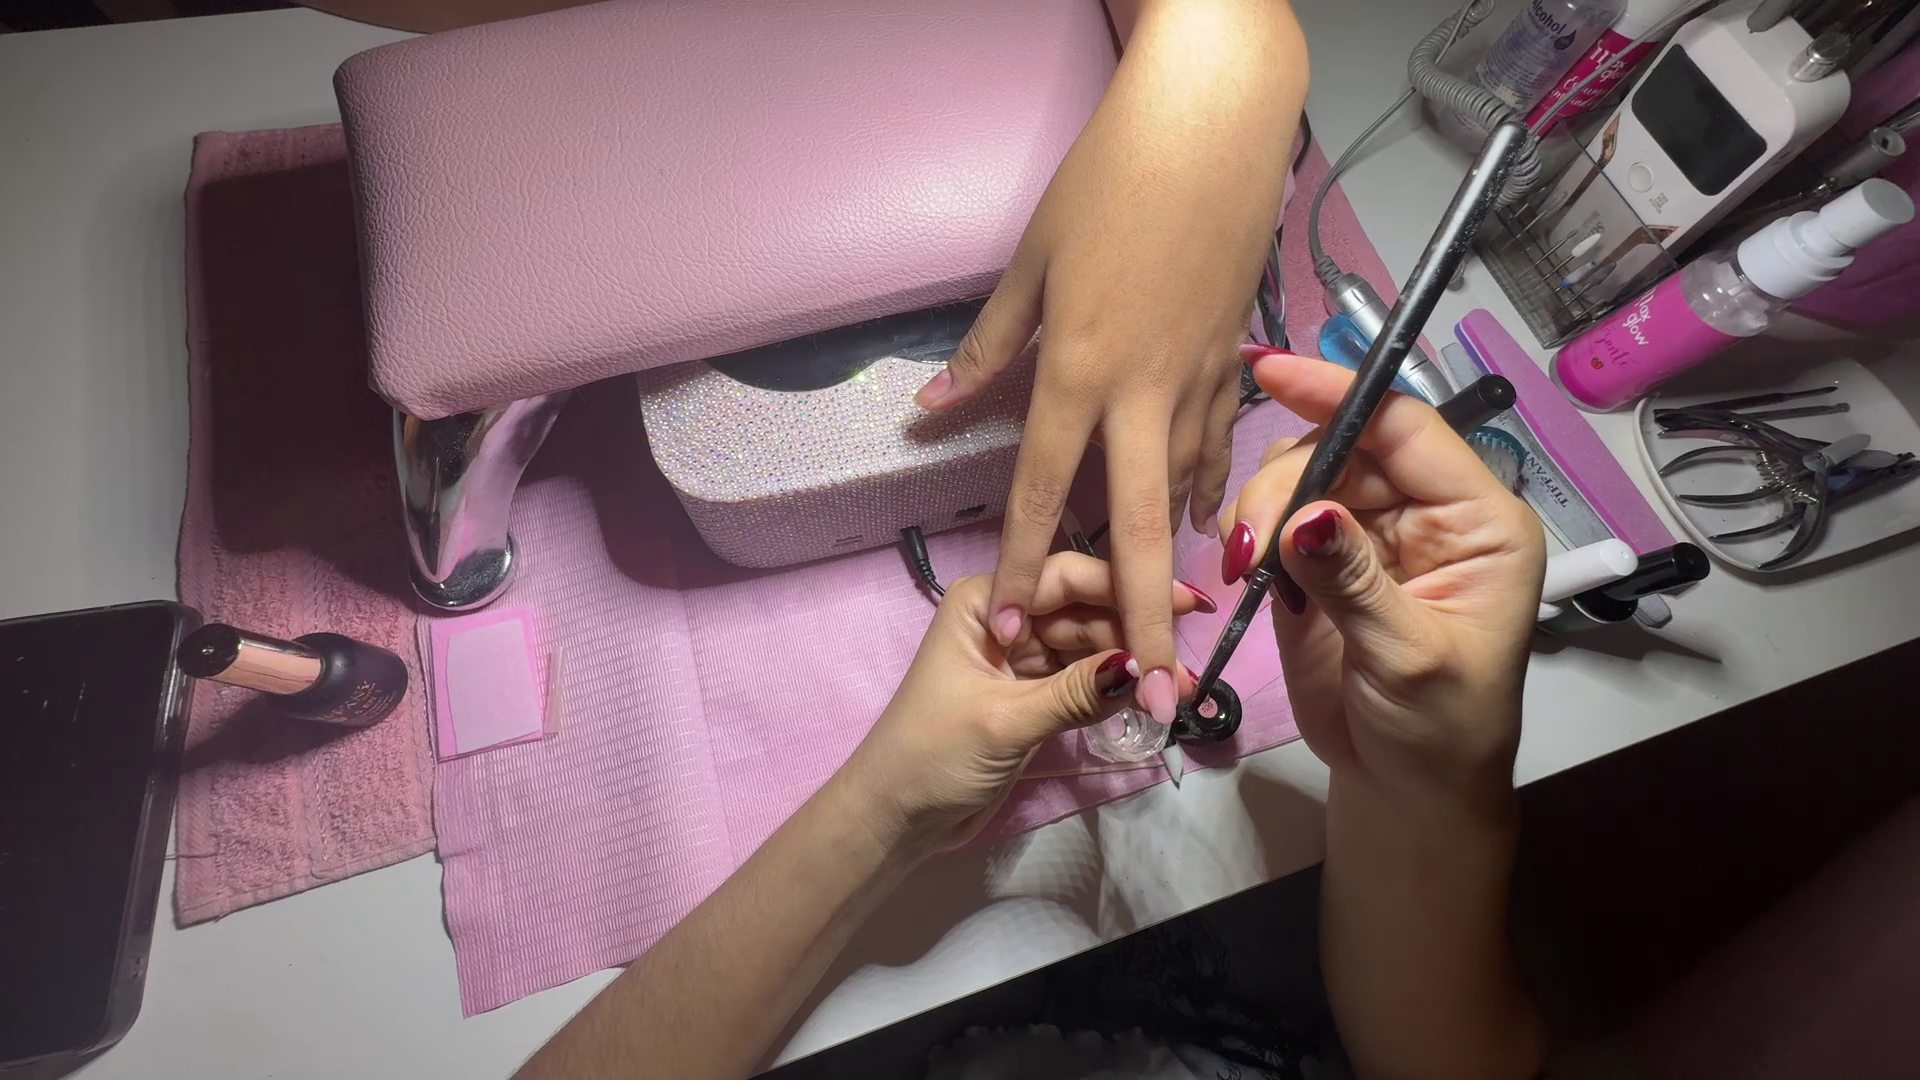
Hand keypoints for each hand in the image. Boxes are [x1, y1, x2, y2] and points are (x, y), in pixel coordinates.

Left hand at [840, 553, 1200, 851]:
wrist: (898, 817)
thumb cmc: (933, 754)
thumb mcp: (1005, 720)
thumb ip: (1074, 692)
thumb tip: (1147, 667)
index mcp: (986, 601)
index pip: (1064, 580)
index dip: (1124, 589)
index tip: (1184, 604)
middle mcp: (1007, 616)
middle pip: (1085, 613)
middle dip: (1135, 639)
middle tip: (1188, 671)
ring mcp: (1022, 657)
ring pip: (1090, 647)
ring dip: (1132, 668)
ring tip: (1182, 691)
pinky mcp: (1034, 693)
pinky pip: (1084, 680)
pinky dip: (1113, 690)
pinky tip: (1152, 699)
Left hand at [912, 0, 1307, 726]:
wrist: (1213, 122)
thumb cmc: (1107, 186)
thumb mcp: (1031, 264)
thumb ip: (984, 351)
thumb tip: (930, 411)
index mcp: (1078, 374)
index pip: (1038, 492)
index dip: (1017, 567)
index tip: (1005, 631)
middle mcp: (1141, 396)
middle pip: (1138, 526)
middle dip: (1141, 617)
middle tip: (1150, 688)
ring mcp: (1199, 383)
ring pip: (1186, 492)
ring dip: (1179, 561)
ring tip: (1172, 624)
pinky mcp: (1236, 362)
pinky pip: (1218, 445)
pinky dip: (1207, 489)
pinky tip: (1205, 520)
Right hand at [1218, 352, 1545, 799]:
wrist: (1400, 783)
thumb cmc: (1438, 727)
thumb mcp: (1409, 656)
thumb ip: (1356, 582)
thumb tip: (1304, 516)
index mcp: (1472, 518)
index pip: (1405, 428)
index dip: (1340, 395)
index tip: (1270, 372)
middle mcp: (1418, 512)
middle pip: (1337, 449)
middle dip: (1282, 482)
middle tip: (1248, 545)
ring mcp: (1361, 536)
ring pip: (1297, 479)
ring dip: (1259, 510)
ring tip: (1247, 568)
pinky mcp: (1315, 564)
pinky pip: (1272, 521)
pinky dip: (1247, 535)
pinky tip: (1242, 569)